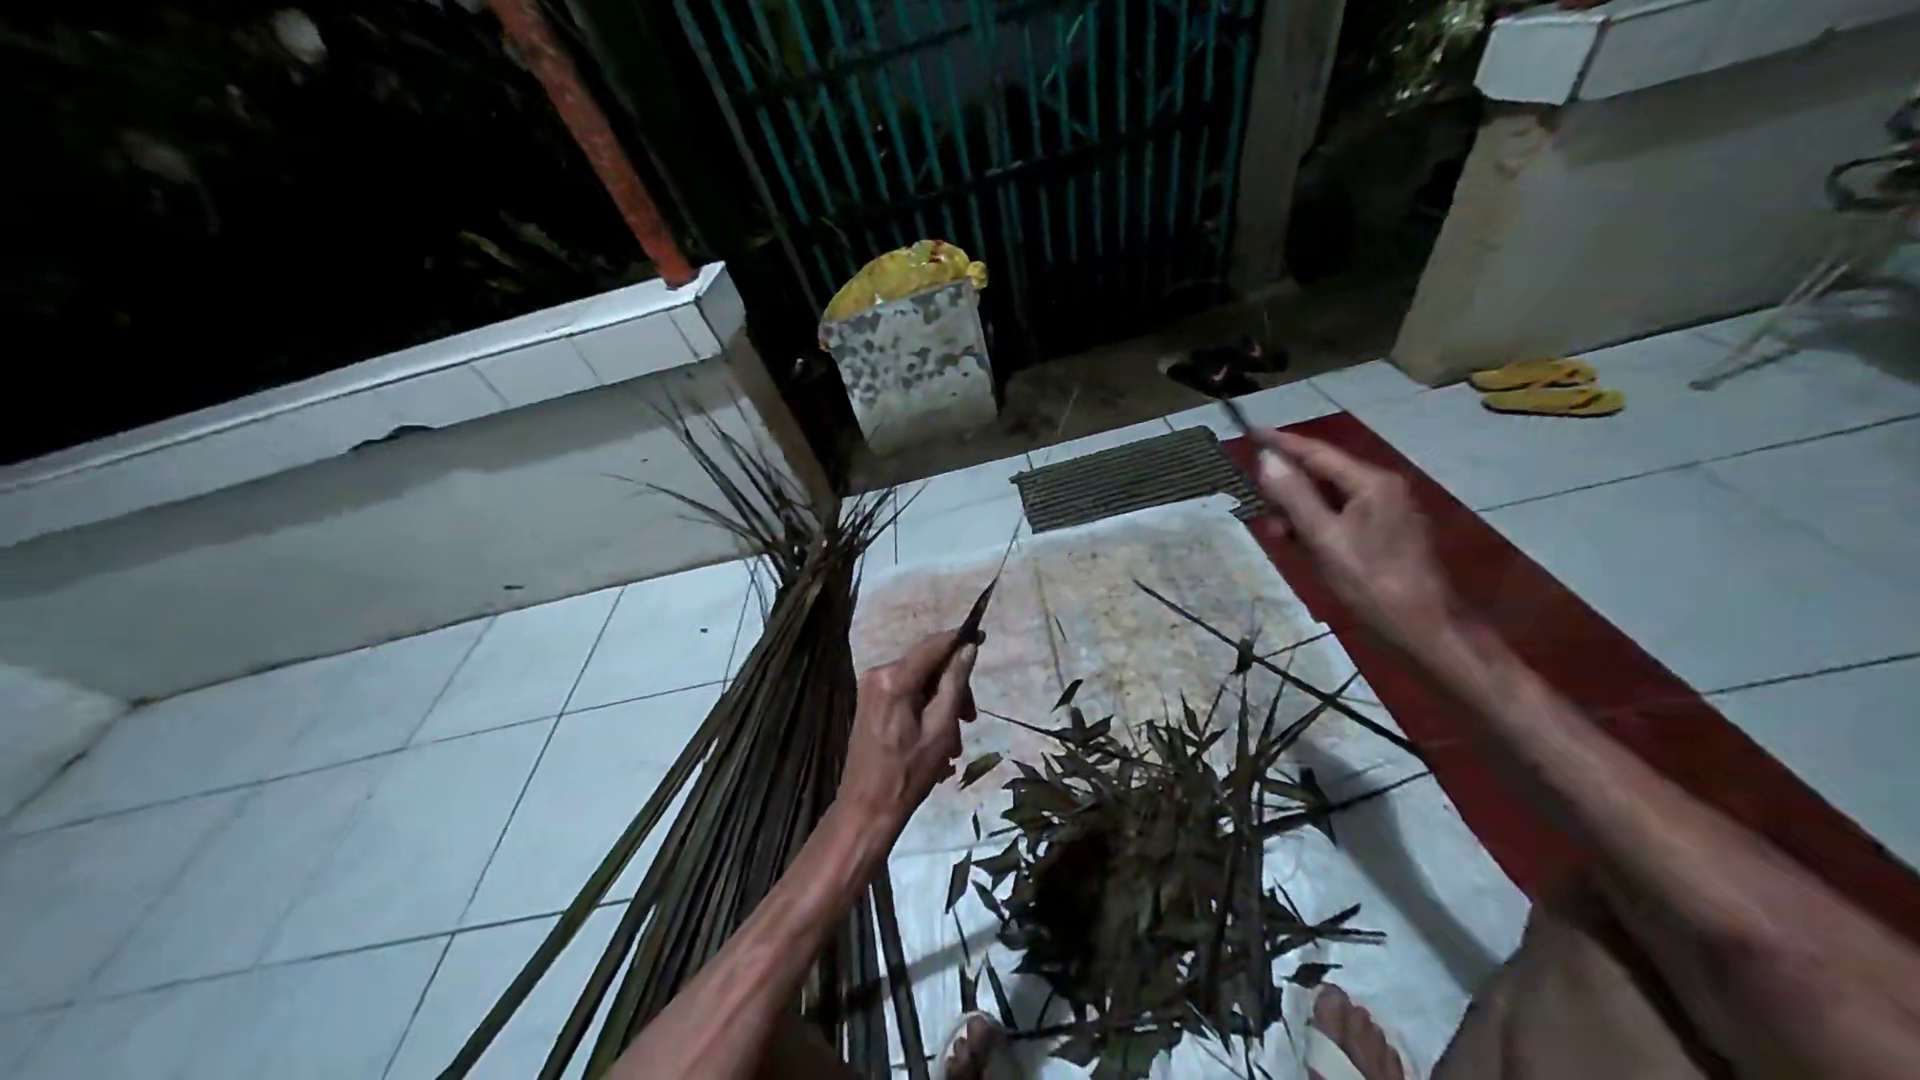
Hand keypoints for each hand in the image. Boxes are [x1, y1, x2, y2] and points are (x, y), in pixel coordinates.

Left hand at [841, 627, 979, 827]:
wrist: (866, 808)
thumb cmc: (908, 773)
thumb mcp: (940, 728)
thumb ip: (954, 683)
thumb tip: (968, 648)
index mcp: (894, 679)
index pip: (933, 645)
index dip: (959, 639)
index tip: (983, 637)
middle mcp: (878, 674)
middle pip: (928, 665)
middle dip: (953, 687)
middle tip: (970, 719)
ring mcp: (870, 688)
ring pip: (920, 681)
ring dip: (942, 704)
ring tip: (953, 742)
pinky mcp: (870, 702)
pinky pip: (907, 693)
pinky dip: (926, 710)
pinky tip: (936, 740)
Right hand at [1250, 430, 1456, 646]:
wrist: (1421, 625)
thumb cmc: (1369, 581)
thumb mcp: (1323, 537)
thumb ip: (1293, 496)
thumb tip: (1266, 458)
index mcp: (1371, 483)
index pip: (1318, 452)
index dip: (1282, 443)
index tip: (1252, 432)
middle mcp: (1382, 488)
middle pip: (1324, 473)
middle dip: (1288, 486)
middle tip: (1259, 503)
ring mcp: (1386, 510)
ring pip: (1330, 497)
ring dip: (1299, 510)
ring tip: (1277, 533)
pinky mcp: (1385, 532)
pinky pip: (1341, 515)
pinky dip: (1317, 524)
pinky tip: (1301, 543)